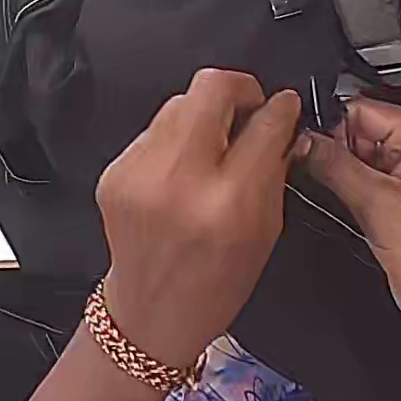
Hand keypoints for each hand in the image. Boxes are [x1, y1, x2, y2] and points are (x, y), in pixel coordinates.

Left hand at [95, 68, 300, 367]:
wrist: (151, 314)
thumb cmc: (217, 282)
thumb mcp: (267, 229)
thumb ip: (275, 167)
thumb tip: (280, 119)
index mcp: (228, 203)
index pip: (265, 123)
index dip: (282, 105)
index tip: (285, 103)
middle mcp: (180, 180)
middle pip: (212, 86)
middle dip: (241, 89)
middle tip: (250, 109)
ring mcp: (139, 172)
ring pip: (181, 100)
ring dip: (207, 112)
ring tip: (216, 142)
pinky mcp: (115, 171)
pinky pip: (156, 128)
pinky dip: (178, 137)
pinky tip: (185, 165)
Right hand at [296, 97, 400, 329]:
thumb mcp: (378, 204)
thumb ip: (334, 165)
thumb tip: (304, 141)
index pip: (363, 107)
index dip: (330, 126)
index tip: (305, 145)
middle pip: (360, 130)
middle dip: (337, 153)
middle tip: (331, 180)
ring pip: (361, 158)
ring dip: (346, 177)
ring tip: (358, 204)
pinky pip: (370, 181)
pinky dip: (356, 193)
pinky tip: (360, 213)